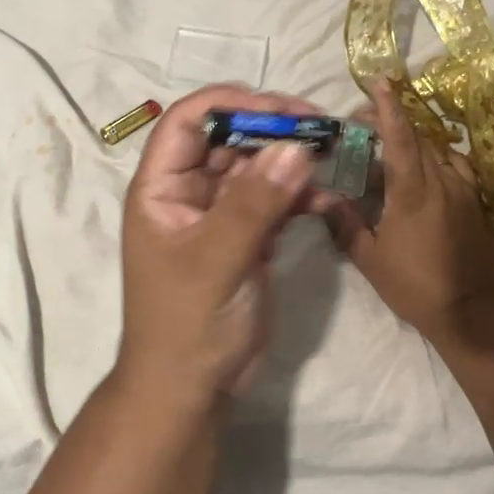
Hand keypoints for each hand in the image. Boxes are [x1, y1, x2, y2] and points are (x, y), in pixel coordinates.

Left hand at [118, 86, 328, 402]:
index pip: (186, 122)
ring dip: (290, 159)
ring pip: (254, 168)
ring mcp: (218, 216)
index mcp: (160, 188)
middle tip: (320, 126)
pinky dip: (298, 197)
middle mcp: (187, 193)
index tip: (279, 107)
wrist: (192, 390)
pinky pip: (273, 202)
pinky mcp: (246, 239)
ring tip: (332, 152)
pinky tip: (327, 200)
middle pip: (227, 138)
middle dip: (270, 128)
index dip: (229, 104)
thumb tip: (295, 147)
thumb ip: (254, 204)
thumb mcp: (216, 260)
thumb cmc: (187, 324)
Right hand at [326, 80, 493, 344]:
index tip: (379, 81)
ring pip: (438, 149)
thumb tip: (323, 200)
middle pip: (418, 136)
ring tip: (391, 142)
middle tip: (364, 119)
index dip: (388, 107)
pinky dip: (435, 157)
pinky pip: (454, 166)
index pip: (400, 137)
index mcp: (413, 191)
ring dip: (414, 138)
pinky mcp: (476, 202)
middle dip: (393, 120)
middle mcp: (442, 181)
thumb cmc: (416, 286)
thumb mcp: (370, 260)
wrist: (475, 311)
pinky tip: (423, 168)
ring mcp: (464, 190)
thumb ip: (346, 225)